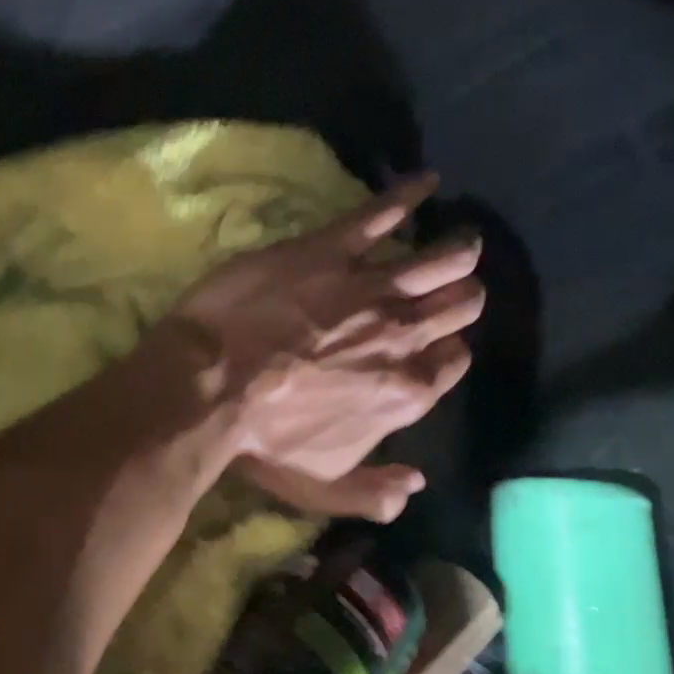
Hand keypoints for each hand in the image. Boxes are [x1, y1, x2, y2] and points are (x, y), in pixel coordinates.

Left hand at [152, 174, 484, 521]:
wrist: (209, 385)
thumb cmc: (261, 440)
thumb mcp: (319, 487)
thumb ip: (373, 492)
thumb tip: (416, 484)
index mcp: (404, 392)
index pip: (452, 362)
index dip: (450, 349)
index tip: (441, 342)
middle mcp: (402, 336)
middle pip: (455, 308)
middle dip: (463, 297)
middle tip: (457, 286)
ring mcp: (372, 286)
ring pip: (438, 260)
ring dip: (457, 249)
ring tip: (464, 240)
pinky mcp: (332, 249)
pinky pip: (382, 213)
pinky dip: (409, 194)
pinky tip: (427, 181)